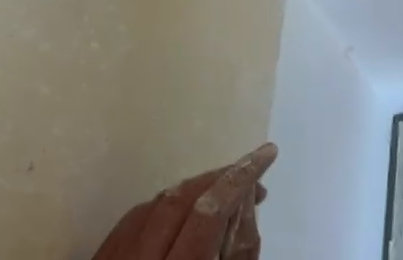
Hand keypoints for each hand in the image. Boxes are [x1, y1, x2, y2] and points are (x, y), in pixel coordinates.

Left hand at [90, 143, 276, 259]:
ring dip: (194, 189)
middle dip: (218, 177)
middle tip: (250, 173)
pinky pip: (134, 219)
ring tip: (223, 192)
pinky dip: (164, 205)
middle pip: (178, 200)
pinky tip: (183, 212)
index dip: (240, 176)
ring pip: (154, 204)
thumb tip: (246, 201)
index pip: (208, 212)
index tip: (268, 154)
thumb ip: (239, 249)